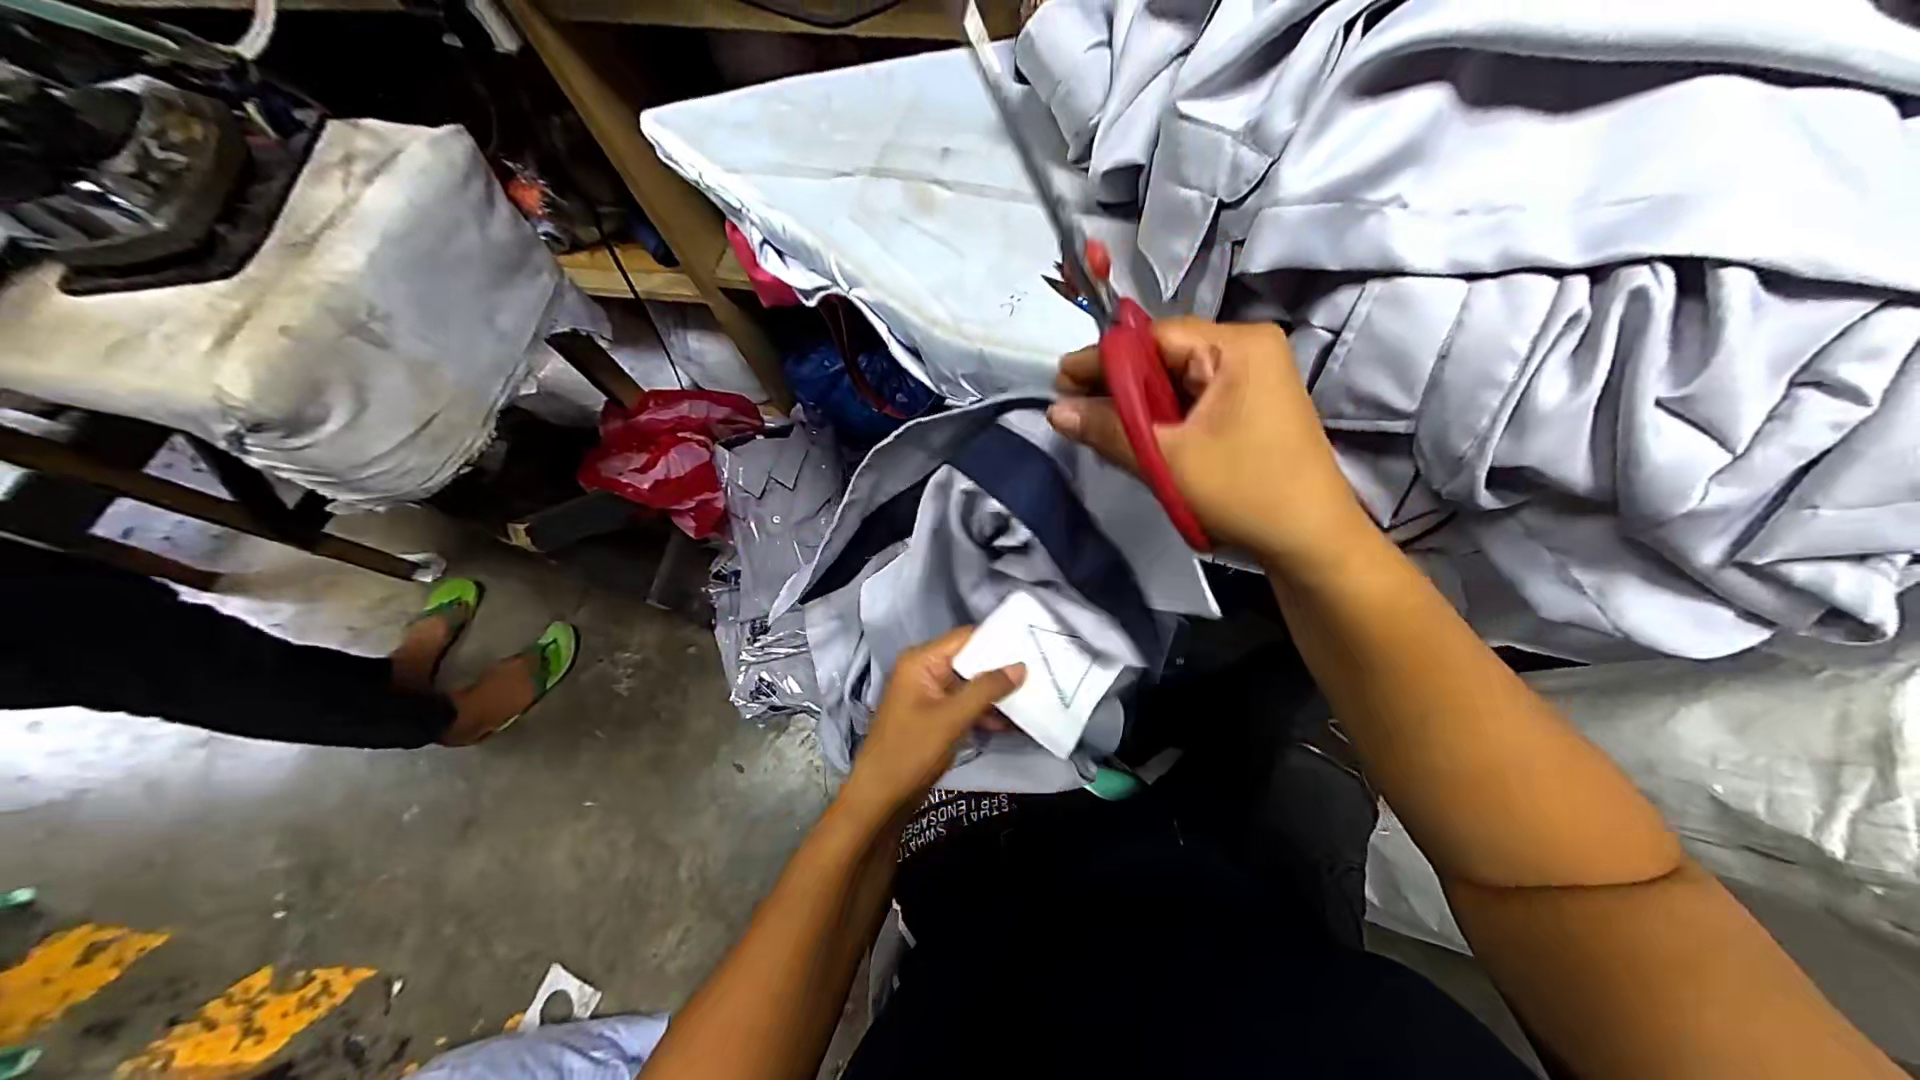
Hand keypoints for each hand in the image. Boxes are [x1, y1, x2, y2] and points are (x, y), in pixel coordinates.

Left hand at [844, 628, 1023, 814]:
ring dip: (997, 694)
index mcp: (921, 661)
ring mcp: (929, 694)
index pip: (966, 638)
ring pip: (971, 684)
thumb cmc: (910, 752)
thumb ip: (986, 689)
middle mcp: (924, 671)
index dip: (998, 640)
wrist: (879, 798)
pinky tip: (1013, 723)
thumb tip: (1020, 667)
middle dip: (1001, 669)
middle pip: (970, 660)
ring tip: (1034, 697)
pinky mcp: (935, 716)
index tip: (1032, 644)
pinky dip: (985, 712)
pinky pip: (965, 704)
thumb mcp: (952, 718)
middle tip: (1040, 672)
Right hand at [1048, 317, 1374, 571]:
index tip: (1060, 382)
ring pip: (1175, 382)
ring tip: (1095, 426)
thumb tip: (1055, 411)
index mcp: (1237, 346)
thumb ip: (1108, 430)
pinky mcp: (1249, 408)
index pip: (1153, 337)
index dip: (1103, 360)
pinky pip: (1192, 402)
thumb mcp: (1168, 461)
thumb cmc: (1245, 493)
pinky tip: (1134, 437)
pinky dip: (1161, 419)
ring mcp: (1252, 379)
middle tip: (1071, 408)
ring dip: (1137, 406)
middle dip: (1117, 385)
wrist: (1312, 543)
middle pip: (1164, 357)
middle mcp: (1247, 351)